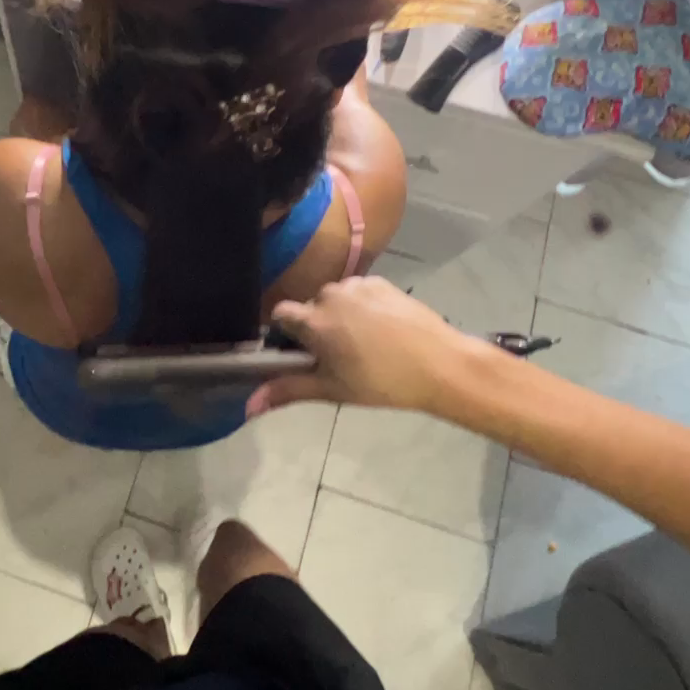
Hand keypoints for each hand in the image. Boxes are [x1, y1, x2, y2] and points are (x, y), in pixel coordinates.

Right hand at [250, 276, 491, 416]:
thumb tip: (248, 407)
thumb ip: (287, 391)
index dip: (286, 332)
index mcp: (313, 320)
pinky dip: (363, 308)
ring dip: (340, 316)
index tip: (302, 352)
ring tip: (364, 343)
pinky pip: (359, 293)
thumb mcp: (331, 390)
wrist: (441, 364)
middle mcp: (330, 295)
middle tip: (338, 356)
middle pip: (310, 308)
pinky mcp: (381, 282)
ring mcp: (357, 285)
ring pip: (335, 300)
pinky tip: (382, 330)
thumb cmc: (381, 382)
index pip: (280, 314)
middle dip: (317, 327)